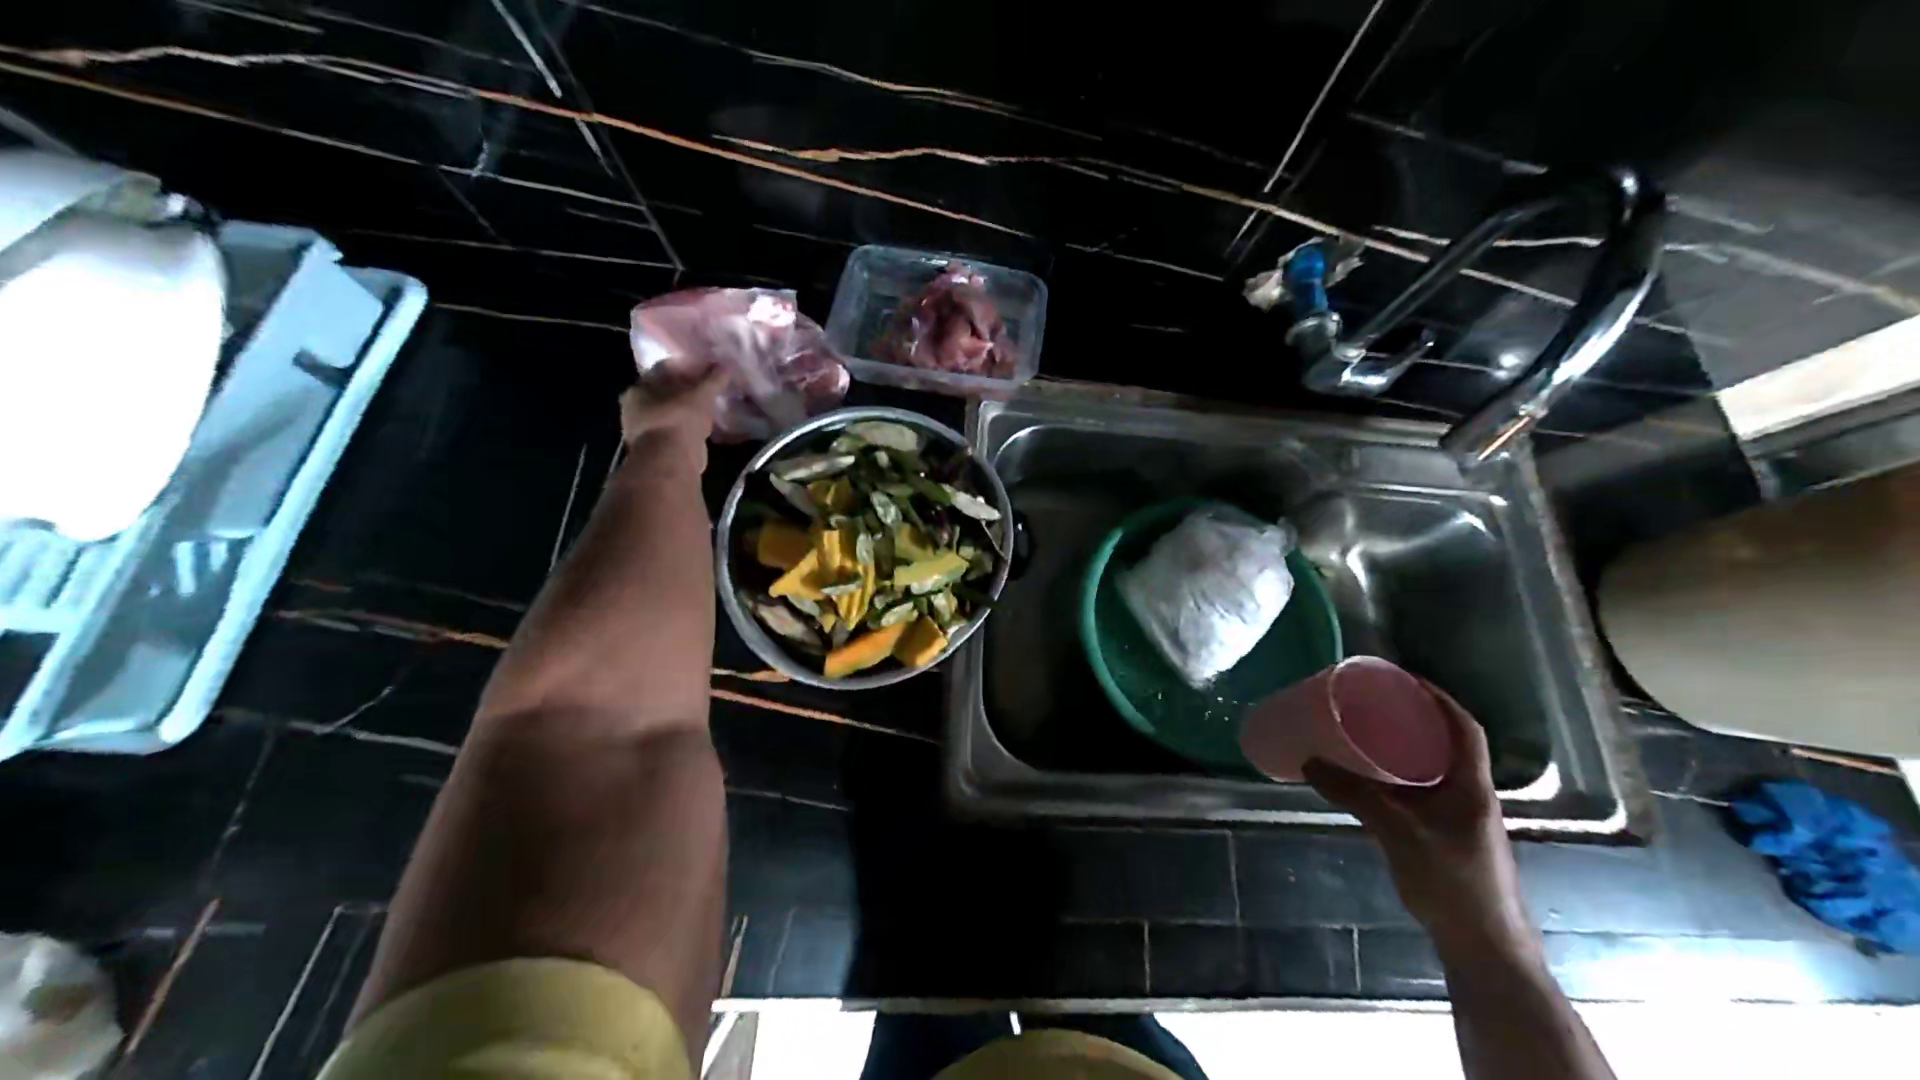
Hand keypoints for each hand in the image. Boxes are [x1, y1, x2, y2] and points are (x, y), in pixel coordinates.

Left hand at [619, 367, 727, 468]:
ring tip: (706, 410)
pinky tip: (701, 429)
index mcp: (639, 388)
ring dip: (685, 412)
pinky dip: (686, 429)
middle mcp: (634, 408)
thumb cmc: (680, 419)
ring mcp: (643, 431)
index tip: (704, 370)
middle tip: (706, 390)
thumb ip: (714, 379)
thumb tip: (726, 365)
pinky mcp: (656, 449)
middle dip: (684, 391)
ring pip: (668, 414)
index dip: (685, 367)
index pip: (663, 370)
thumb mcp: (701, 394)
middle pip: (663, 393)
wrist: (670, 461)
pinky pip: (674, 432)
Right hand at [1304, 695, 1539, 963]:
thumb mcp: (1397, 831)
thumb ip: (1353, 794)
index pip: (1464, 728)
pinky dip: (1396, 776)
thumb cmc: (1451, 881)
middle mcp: (1470, 794)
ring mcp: (1459, 817)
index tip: (1404, 677)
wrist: (1483, 945)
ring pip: (1432, 769)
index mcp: (1471, 785)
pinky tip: (1369, 780)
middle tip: (1373, 702)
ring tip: (1364, 733)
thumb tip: (1307, 761)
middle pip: (1446, 743)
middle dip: (1414, 718)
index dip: (1439, 698)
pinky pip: (1419, 791)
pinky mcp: (1445, 835)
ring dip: (1404, 748)